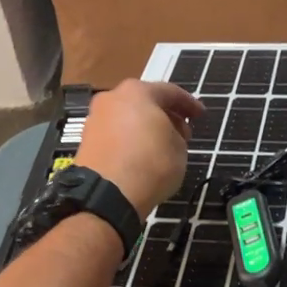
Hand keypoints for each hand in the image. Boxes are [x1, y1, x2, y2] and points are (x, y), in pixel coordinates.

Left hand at [73, 79, 203, 216]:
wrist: (107, 194)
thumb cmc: (151, 164)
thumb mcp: (180, 148)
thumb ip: (177, 134)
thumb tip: (169, 134)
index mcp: (137, 92)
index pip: (170, 92)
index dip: (189, 104)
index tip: (200, 115)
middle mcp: (112, 98)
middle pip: (145, 102)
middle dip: (165, 115)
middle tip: (182, 132)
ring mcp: (95, 118)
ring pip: (128, 117)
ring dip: (146, 127)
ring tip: (162, 146)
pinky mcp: (86, 140)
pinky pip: (115, 134)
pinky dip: (130, 140)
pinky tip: (141, 156)